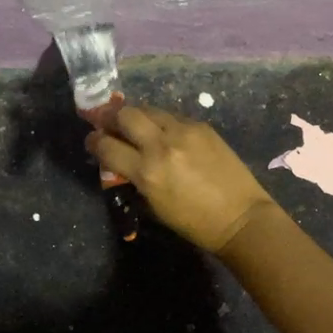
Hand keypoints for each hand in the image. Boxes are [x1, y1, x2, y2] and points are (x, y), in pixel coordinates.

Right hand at [86, 105, 278, 252]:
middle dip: (110, 116)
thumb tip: (118, 161)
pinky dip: (161, 122)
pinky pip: (172, 116)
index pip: (107, 146)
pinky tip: (163, 132)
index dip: (93, 141)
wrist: (242, 218)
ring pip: (148, 109)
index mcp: (147, 172)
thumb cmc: (195, 223)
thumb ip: (134, 179)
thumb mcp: (155, 206)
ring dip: (136, 115)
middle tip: (106, 121)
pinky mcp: (201, 126)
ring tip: (133, 123)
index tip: (91, 140)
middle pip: (124, 114)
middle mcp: (161, 145)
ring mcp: (183, 131)